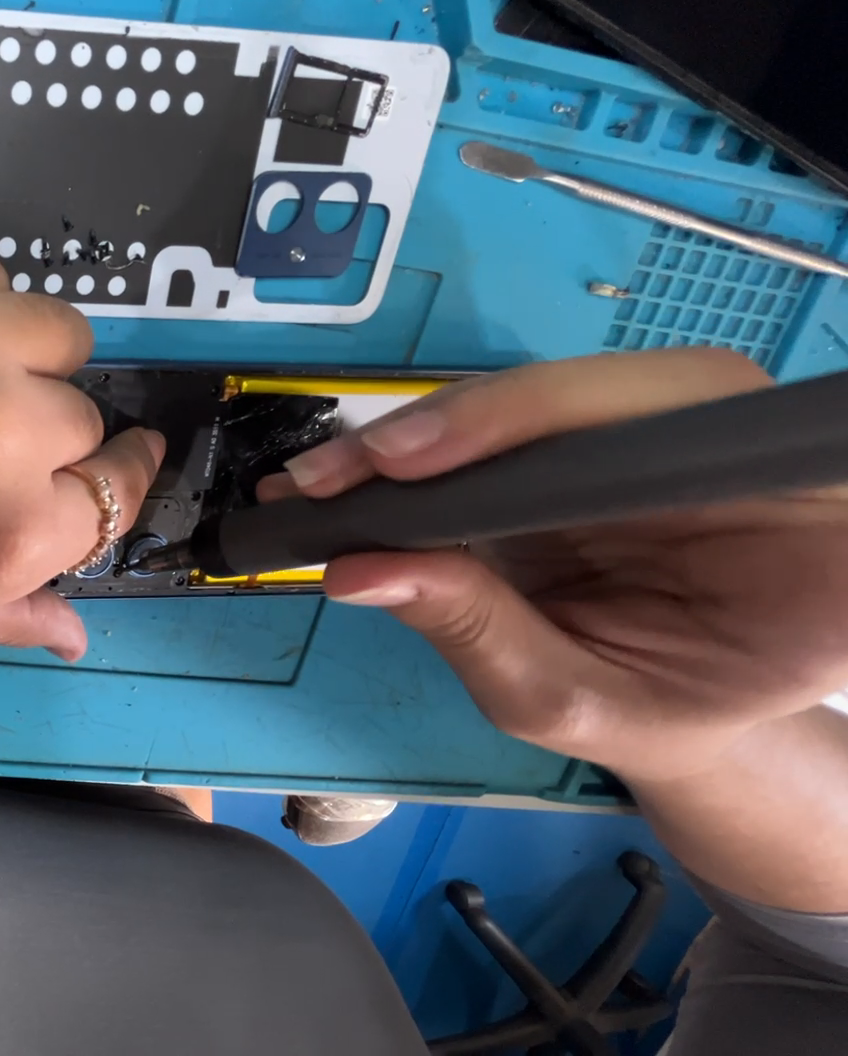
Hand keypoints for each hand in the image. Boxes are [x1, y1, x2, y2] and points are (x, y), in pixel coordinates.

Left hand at [0, 231, 161, 658]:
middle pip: (79, 415)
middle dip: (36, 436)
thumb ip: (0, 617)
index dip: (101, 485)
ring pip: (51, 332)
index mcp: (8, 530)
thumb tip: (76, 635)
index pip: (113, 495)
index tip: (91, 472)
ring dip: (14, 359)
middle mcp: (5, 424)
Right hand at [261, 349, 847, 782]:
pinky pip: (480, 431)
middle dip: (437, 429)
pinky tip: (341, 479)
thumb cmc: (644, 718)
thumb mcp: (561, 701)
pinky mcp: (572, 448)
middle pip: (576, 395)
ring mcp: (643, 443)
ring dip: (402, 442)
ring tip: (313, 486)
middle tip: (327, 478)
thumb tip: (354, 571)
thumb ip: (477, 633)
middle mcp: (724, 456)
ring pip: (512, 405)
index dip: (530, 420)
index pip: (667, 420)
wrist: (667, 712)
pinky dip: (401, 457)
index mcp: (800, 518)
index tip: (408, 463)